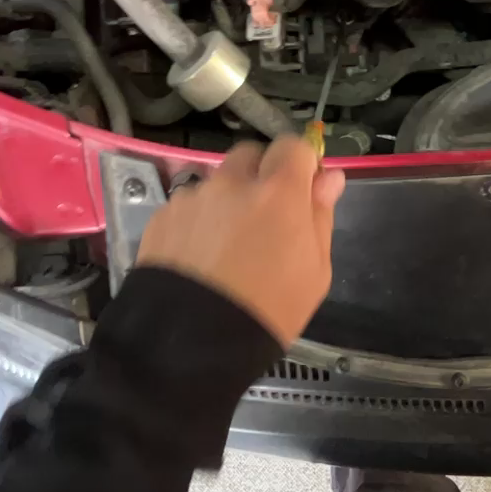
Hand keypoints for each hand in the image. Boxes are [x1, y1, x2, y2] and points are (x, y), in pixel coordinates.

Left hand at [133, 136, 345, 344]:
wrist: (189, 346)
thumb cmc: (268, 310)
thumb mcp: (315, 271)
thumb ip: (321, 216)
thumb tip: (328, 178)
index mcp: (279, 192)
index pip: (294, 146)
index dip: (300, 163)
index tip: (302, 188)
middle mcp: (232, 183)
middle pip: (250, 155)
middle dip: (260, 174)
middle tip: (265, 213)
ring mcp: (192, 198)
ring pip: (216, 183)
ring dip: (226, 200)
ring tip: (225, 246)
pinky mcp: (161, 218)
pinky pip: (187, 207)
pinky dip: (197, 222)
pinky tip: (198, 259)